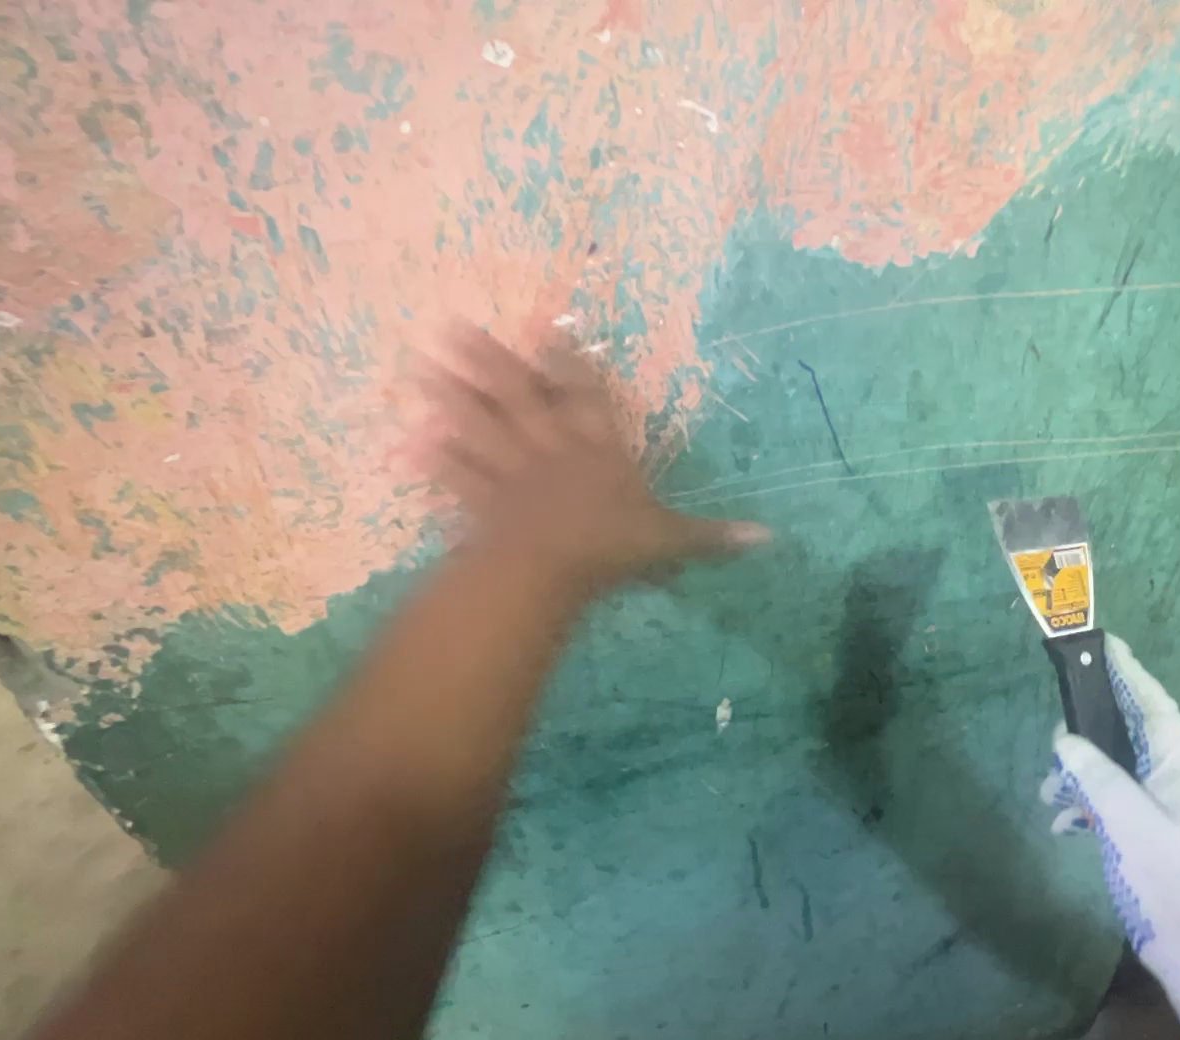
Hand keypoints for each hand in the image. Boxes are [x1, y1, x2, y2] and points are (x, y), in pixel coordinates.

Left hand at [417, 322, 767, 589]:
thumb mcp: (671, 541)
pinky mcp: (484, 504)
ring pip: (480, 427)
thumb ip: (714, 536)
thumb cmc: (611, 548)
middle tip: (456, 327)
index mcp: (599, 452)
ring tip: (421, 366)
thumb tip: (770, 537)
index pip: (588, 399)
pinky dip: (435, 463)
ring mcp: (512, 475)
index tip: (546, 327)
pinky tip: (409, 443)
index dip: (569, 364)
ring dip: (452, 398)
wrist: (547, 573)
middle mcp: (552, 451)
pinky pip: (457, 478)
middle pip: (520, 399)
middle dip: (492, 364)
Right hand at [1040, 634, 1179, 1039]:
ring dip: (1083, 777)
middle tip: (1059, 723)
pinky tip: (1065, 826)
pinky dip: (1091, 808)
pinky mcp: (1156, 839)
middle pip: (1132, 737)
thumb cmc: (1169, 878)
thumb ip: (1094, 773)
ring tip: (1047, 794)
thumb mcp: (1126, 820)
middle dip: (1092, 730)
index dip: (1131, 673)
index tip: (1108, 644)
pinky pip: (1119, 806)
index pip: (1154, 705)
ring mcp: (1168, 811)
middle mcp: (1178, 781)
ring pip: (1120, 774)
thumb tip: (1066, 739)